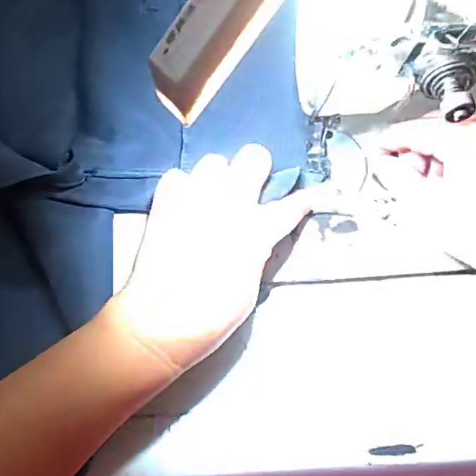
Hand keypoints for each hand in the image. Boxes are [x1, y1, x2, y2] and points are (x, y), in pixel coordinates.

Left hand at [105, 144, 314, 373]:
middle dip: (255, 169)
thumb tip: (257, 239)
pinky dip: (181, 189)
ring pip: (213, 161)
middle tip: (249, 188)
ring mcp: (196, 196)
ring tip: (210, 197)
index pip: (293, 202)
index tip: (313, 193)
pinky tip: (181, 206)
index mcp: (259, 230)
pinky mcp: (165, 200)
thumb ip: (257, 251)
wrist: (161, 318)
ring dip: (216, 177)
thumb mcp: (249, 286)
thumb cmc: (210, 315)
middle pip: (253, 156)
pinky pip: (177, 176)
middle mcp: (231, 203)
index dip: (306, 197)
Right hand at [373, 113, 475, 274]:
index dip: (391, 141)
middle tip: (403, 174)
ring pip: (458, 135)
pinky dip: (461, 159)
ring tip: (433, 188)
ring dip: (439, 155)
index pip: (415, 128)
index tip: (381, 150)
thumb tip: (388, 164)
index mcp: (464, 134)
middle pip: (438, 127)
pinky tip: (455, 188)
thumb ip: (397, 175)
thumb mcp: (424, 204)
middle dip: (417, 149)